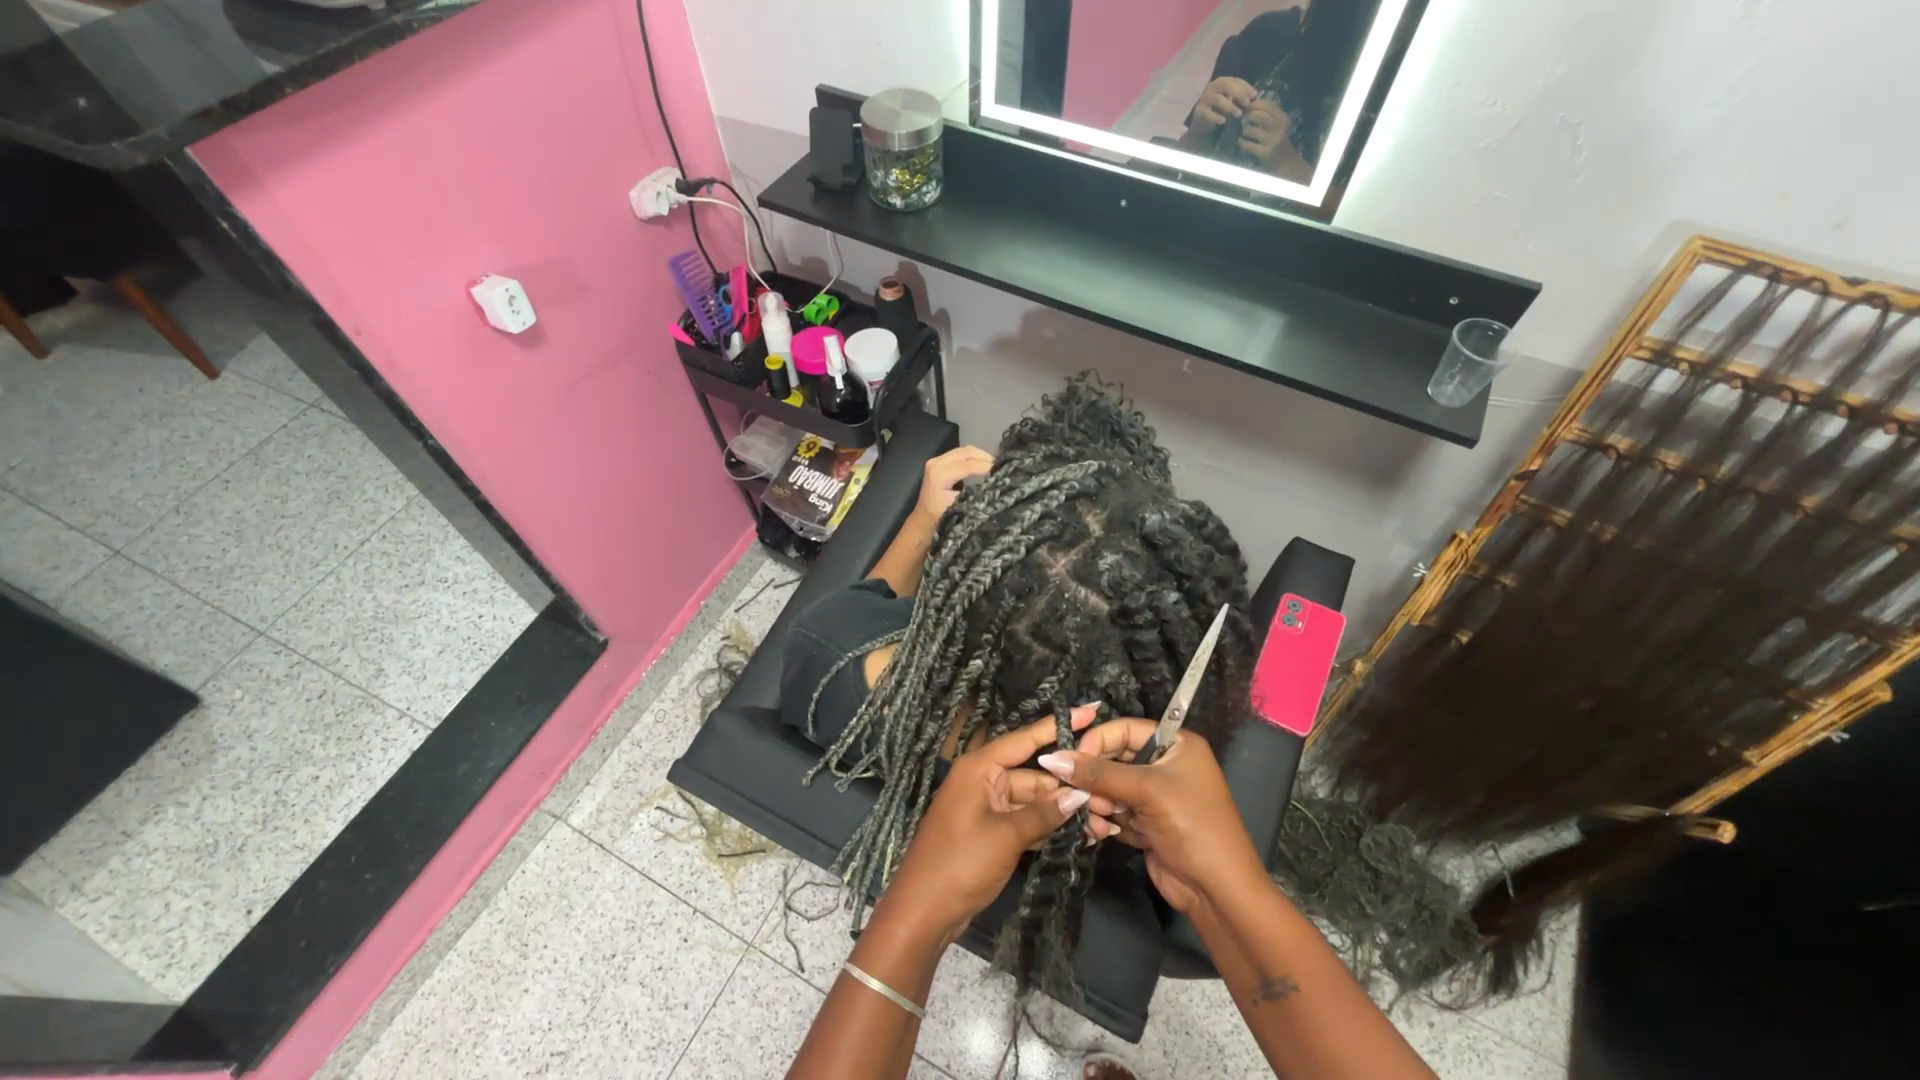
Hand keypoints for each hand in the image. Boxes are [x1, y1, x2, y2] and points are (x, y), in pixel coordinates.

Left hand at [883, 705, 1113, 939]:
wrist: (923, 912)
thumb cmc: (959, 863)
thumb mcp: (1006, 836)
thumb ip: (1044, 813)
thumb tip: (1080, 794)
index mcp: (979, 768)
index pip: (1025, 739)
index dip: (1059, 726)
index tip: (1092, 710)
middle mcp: (983, 781)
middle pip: (1034, 773)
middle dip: (1069, 785)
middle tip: (1109, 791)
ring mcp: (986, 809)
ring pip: (1033, 801)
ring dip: (1063, 811)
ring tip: (1103, 819)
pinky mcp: (991, 834)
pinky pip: (1025, 821)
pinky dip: (1049, 827)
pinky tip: (1081, 835)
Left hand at [915, 446, 994, 522]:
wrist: (924, 519)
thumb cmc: (941, 517)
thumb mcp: (960, 507)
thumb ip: (976, 493)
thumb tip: (996, 483)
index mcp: (939, 475)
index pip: (967, 465)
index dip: (986, 466)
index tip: (1003, 470)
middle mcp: (936, 463)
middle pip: (966, 452)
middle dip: (985, 457)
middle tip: (1001, 464)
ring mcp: (936, 460)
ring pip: (964, 450)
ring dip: (980, 455)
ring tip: (995, 464)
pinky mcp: (939, 461)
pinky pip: (960, 454)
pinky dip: (974, 457)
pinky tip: (984, 463)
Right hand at [1037, 720, 1264, 914]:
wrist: (1217, 889)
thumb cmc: (1191, 825)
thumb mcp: (1146, 791)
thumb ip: (1099, 773)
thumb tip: (1051, 757)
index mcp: (1177, 745)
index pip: (1126, 729)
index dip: (1098, 741)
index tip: (1071, 760)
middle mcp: (1166, 765)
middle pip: (1115, 759)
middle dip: (1097, 779)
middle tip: (1081, 795)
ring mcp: (1156, 796)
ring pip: (1110, 788)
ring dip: (1099, 803)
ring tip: (1099, 819)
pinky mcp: (1146, 823)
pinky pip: (1114, 812)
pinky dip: (1106, 821)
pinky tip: (1103, 833)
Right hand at [1191, 76, 1256, 130]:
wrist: (1203, 125)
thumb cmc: (1220, 111)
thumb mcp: (1232, 102)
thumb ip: (1241, 99)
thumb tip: (1254, 97)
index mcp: (1221, 82)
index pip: (1235, 80)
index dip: (1245, 87)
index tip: (1254, 95)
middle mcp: (1212, 87)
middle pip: (1225, 85)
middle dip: (1238, 93)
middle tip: (1247, 103)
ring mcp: (1204, 99)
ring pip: (1217, 98)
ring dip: (1229, 106)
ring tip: (1238, 114)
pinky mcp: (1198, 111)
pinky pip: (1207, 113)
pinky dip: (1216, 117)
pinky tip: (1223, 121)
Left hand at [1237, 99, 1292, 165]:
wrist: (1285, 161)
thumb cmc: (1278, 140)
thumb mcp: (1277, 124)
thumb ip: (1267, 114)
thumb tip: (1250, 103)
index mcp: (1282, 118)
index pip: (1268, 105)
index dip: (1254, 104)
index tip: (1247, 106)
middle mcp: (1279, 128)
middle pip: (1261, 116)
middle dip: (1249, 116)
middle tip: (1243, 119)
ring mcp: (1272, 141)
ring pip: (1254, 130)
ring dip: (1245, 130)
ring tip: (1244, 132)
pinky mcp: (1265, 152)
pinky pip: (1250, 145)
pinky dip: (1243, 142)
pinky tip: (1241, 141)